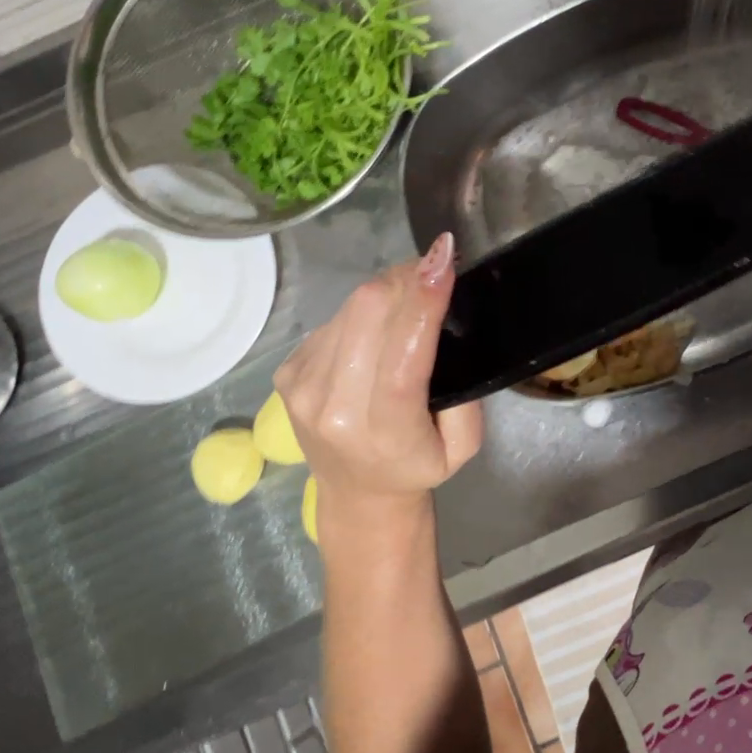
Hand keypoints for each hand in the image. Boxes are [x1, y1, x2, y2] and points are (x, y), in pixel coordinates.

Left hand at [273, 232, 482, 515]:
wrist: (355, 494)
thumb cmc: (417, 466)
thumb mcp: (463, 446)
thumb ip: (464, 396)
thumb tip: (442, 327)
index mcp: (385, 431)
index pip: (403, 357)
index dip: (423, 302)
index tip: (444, 258)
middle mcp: (334, 406)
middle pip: (368, 313)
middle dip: (407, 278)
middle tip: (436, 268)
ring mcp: (302, 387)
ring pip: (351, 307)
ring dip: (388, 290)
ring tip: (412, 294)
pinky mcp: (287, 372)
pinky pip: (334, 320)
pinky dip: (364, 311)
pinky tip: (378, 328)